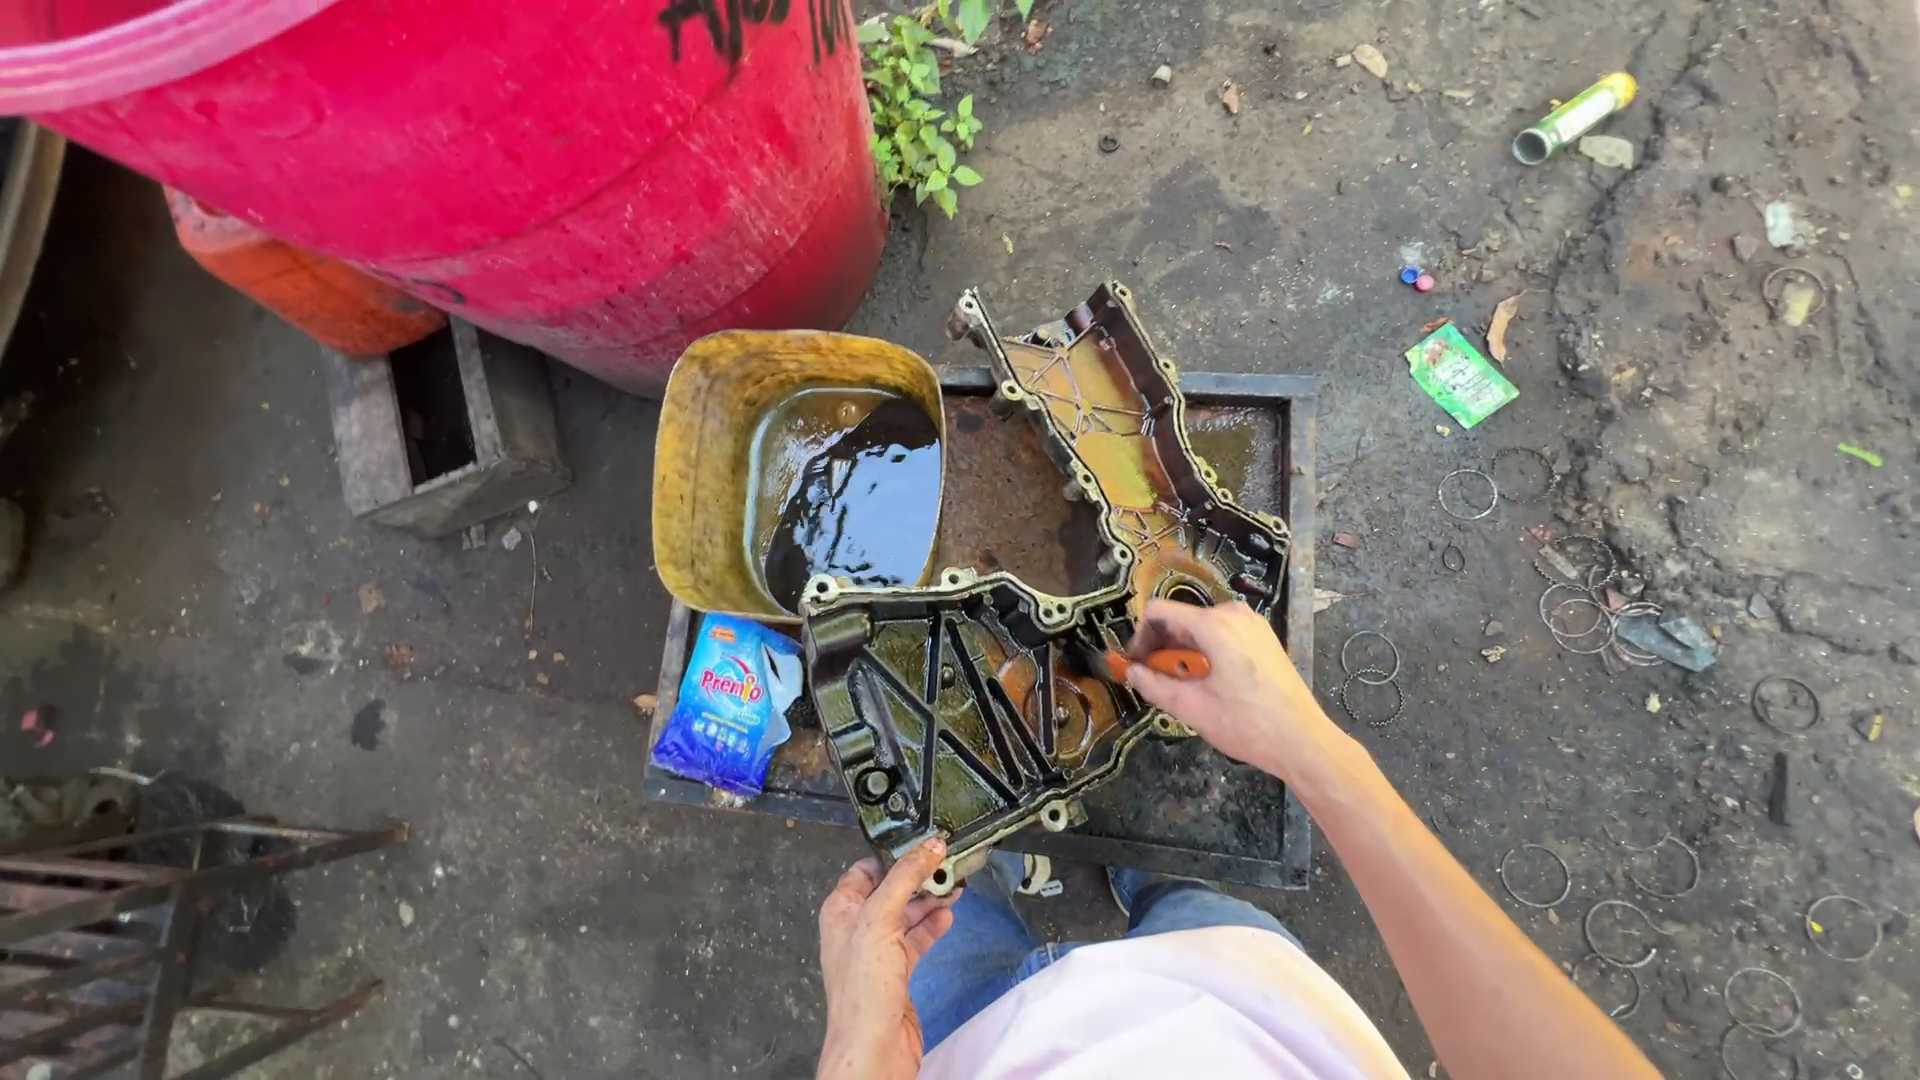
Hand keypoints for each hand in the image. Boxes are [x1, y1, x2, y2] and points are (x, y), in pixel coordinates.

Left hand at [816, 838, 960, 1079]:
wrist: (874, 1051)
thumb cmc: (864, 988)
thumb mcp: (881, 918)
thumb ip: (905, 877)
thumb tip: (930, 845)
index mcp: (842, 909)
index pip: (868, 867)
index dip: (895, 854)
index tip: (924, 842)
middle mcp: (857, 926)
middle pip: (891, 888)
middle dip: (919, 875)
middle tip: (947, 862)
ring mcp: (877, 949)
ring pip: (907, 912)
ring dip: (930, 898)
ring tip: (954, 885)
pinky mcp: (897, 970)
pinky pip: (917, 937)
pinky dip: (933, 924)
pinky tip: (948, 915)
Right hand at [1123, 599, 1343, 780]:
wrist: (1303, 741)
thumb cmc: (1248, 724)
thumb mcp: (1191, 707)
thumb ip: (1153, 685)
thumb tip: (1130, 672)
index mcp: (1215, 625)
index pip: (1159, 612)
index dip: (1139, 637)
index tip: (1136, 665)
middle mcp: (1234, 614)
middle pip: (1180, 619)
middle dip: (1161, 647)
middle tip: (1155, 679)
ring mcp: (1252, 624)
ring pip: (1199, 627)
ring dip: (1183, 652)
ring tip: (1182, 685)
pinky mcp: (1262, 638)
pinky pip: (1220, 634)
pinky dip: (1205, 652)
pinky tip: (1207, 682)